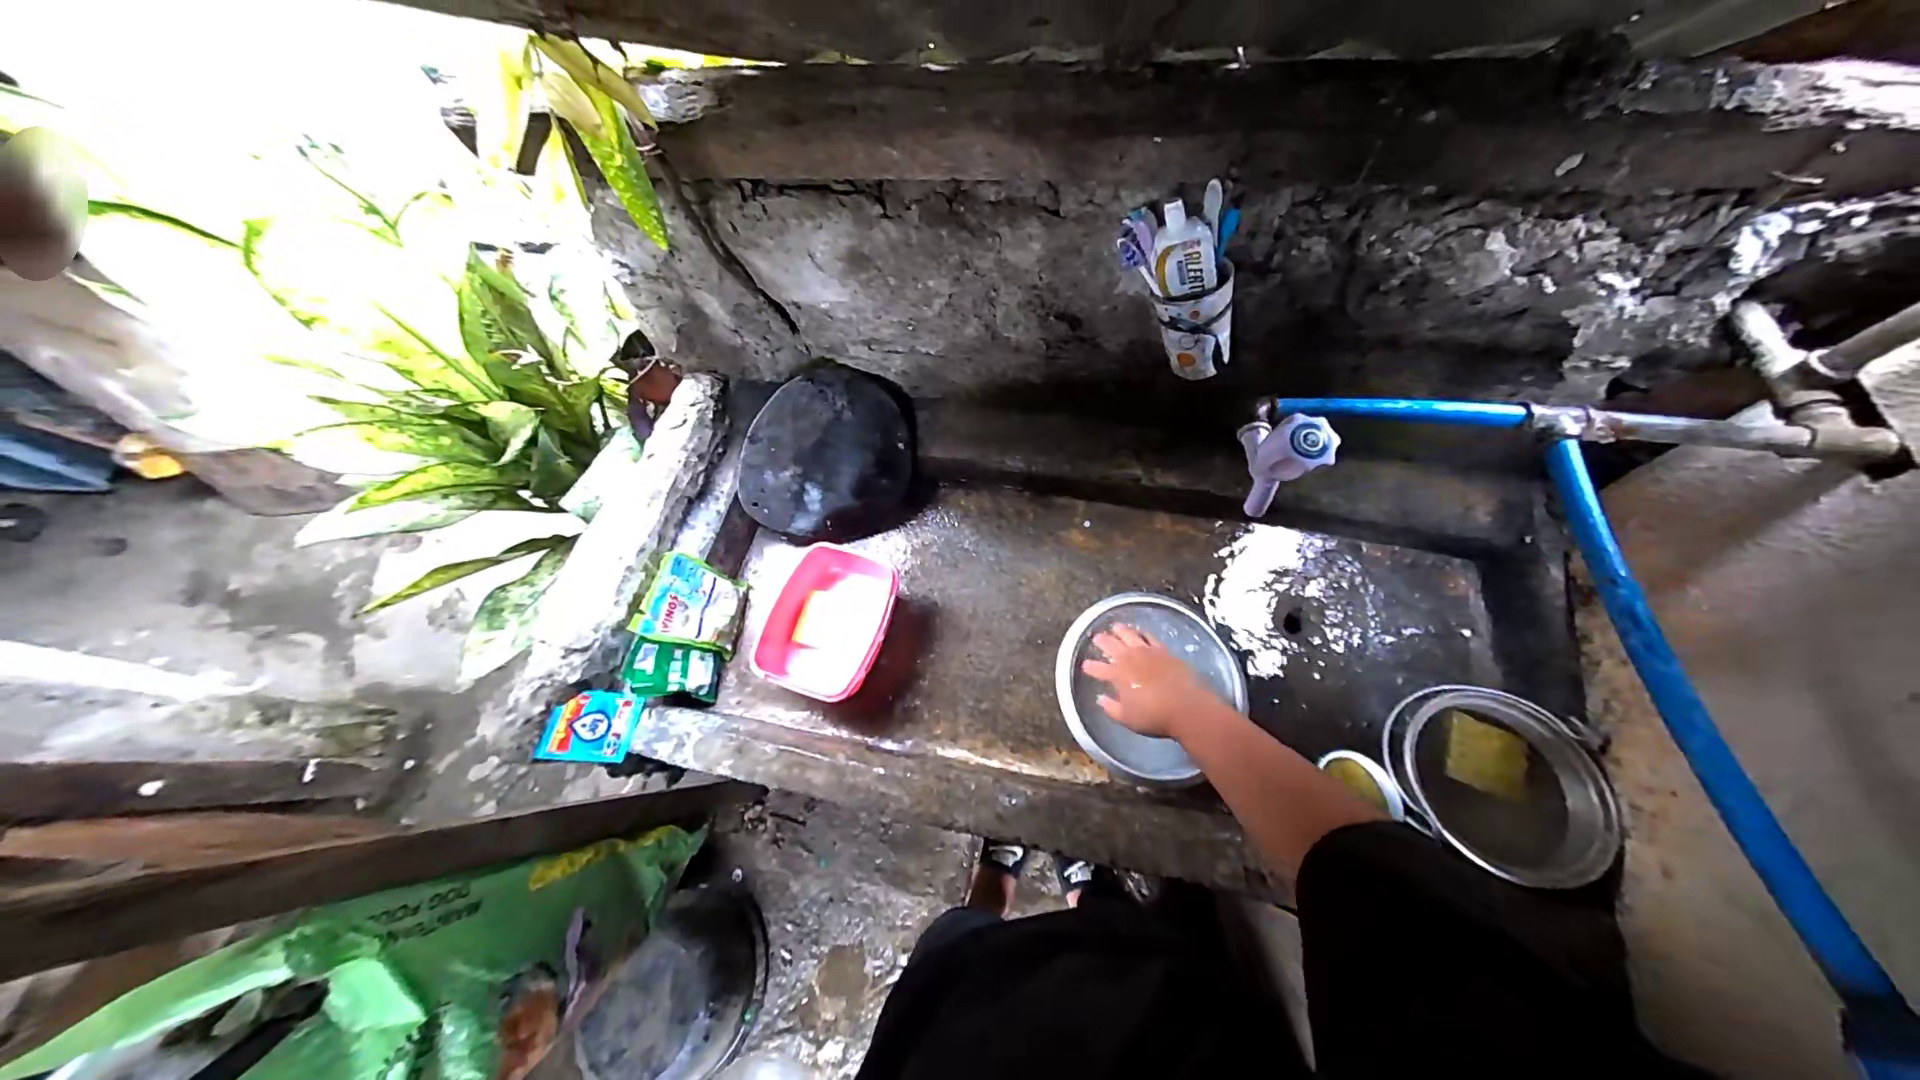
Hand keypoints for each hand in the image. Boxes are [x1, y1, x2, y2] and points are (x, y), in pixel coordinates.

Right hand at [1079, 623, 1219, 738]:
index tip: (1086, 665)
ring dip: (1121, 631)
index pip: (1100, 669)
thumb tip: (1101, 699)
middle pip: (1112, 646)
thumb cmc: (1155, 717)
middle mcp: (1130, 660)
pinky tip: (1140, 632)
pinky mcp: (1164, 651)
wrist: (1188, 707)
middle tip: (1097, 638)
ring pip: (1130, 635)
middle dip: (1102, 641)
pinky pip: (1149, 637)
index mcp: (1118, 676)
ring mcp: (1148, 653)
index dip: (1091, 667)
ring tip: (1115, 627)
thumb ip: (1111, 708)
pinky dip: (1142, 633)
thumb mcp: (1128, 718)